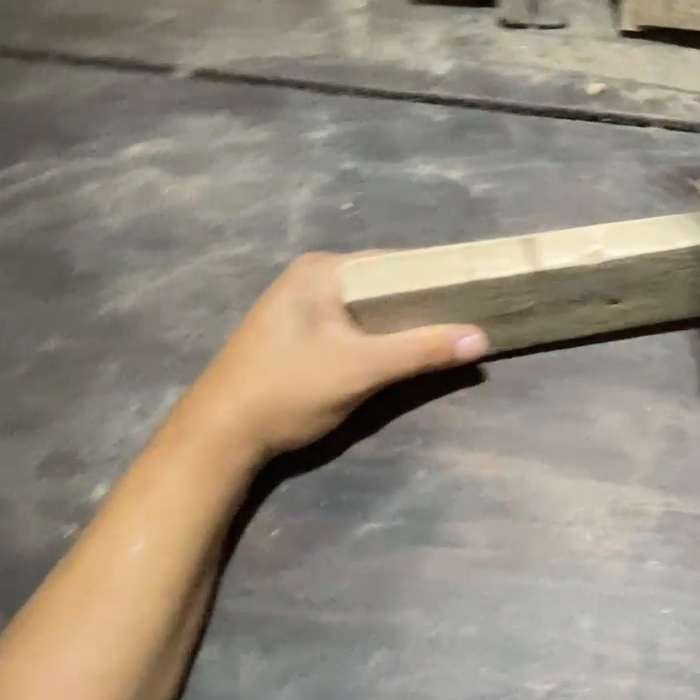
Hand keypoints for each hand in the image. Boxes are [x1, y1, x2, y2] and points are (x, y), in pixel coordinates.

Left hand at [165, 252, 487, 462]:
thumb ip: (421, 350)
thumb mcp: (361, 370)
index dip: (439, 278)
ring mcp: (306, 305)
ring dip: (407, 324)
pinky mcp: (304, 333)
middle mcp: (314, 277)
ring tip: (449, 337)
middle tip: (470, 321)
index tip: (478, 296)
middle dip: (425, 304)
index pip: (398, 262)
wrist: (218, 438)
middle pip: (388, 284)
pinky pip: (359, 325)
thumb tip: (481, 337)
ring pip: (374, 308)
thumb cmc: (287, 391)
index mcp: (323, 270)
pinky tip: (408, 353)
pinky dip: (385, 337)